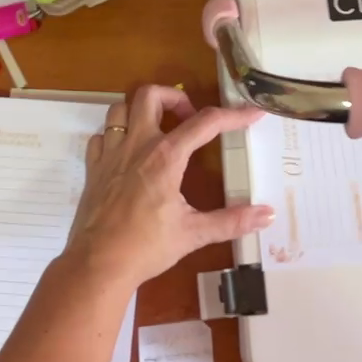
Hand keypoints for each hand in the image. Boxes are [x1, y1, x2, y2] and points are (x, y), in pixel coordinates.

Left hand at [65, 86, 273, 289]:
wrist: (97, 266)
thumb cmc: (146, 247)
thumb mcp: (194, 234)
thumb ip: (232, 221)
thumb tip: (268, 215)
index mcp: (166, 156)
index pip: (206, 123)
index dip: (234, 115)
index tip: (253, 114)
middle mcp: (137, 145)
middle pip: (151, 95)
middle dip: (174, 98)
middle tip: (189, 119)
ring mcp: (110, 154)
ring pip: (120, 109)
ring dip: (141, 111)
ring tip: (158, 129)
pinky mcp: (93, 168)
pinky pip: (102, 136)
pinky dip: (115, 136)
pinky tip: (127, 153)